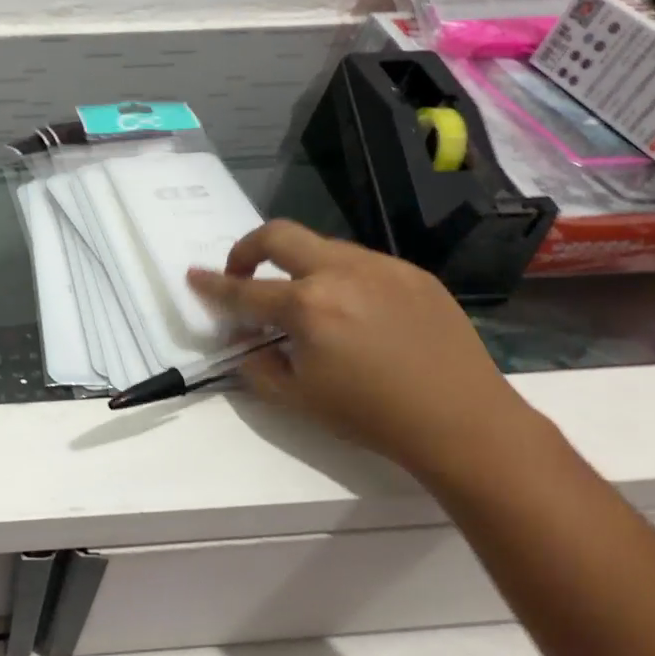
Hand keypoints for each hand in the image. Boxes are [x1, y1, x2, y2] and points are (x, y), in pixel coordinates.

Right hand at [187, 220, 538, 475]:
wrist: (461, 420)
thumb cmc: (370, 415)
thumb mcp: (296, 400)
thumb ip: (257, 366)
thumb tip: (247, 343)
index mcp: (307, 306)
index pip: (244, 289)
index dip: (213, 284)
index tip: (193, 275)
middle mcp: (342, 273)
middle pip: (280, 235)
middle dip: (248, 248)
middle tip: (243, 272)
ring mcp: (383, 268)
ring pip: (324, 247)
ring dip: (299, 265)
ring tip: (304, 302)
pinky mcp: (414, 275)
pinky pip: (363, 264)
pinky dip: (341, 278)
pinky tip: (353, 313)